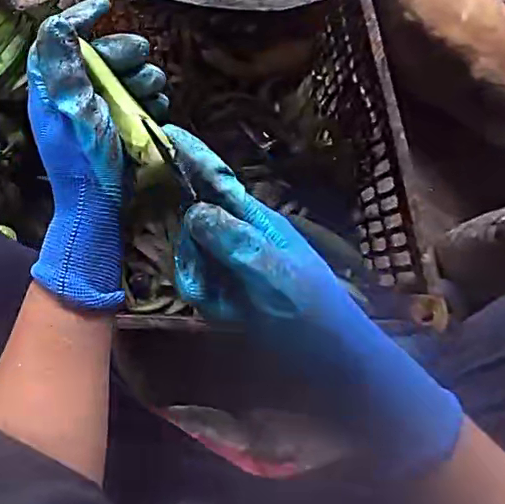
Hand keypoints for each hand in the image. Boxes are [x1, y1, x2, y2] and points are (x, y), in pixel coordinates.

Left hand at [25, 0, 165, 310]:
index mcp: (51, 87)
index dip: (78, 19)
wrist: (102, 210)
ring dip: (143, 76)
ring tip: (151, 89)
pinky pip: (138, 100)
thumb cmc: (83, 159)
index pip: (58, 40)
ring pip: (124, 75)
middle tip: (140, 59)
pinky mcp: (119, 127)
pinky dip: (149, 99)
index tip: (105, 7)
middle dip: (123, 51)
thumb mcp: (70, 104)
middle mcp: (71, 95)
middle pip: (98, 54)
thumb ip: (62, 60)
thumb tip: (60, 19)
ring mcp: (97, 112)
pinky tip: (156, 109)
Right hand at [167, 126, 462, 476]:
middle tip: (207, 279)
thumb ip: (237, 242)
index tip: (161, 130)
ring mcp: (236, 264)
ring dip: (201, 279)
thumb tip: (193, 210)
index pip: (218, 178)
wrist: (342, 373)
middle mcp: (243, 235)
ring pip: (192, 254)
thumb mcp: (280, 279)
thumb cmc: (317, 319)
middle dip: (191, 247)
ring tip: (229, 308)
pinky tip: (229, 317)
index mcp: (260, 220)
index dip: (190, 155)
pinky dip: (208, 300)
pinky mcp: (230, 291)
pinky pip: (200, 284)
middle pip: (193, 218)